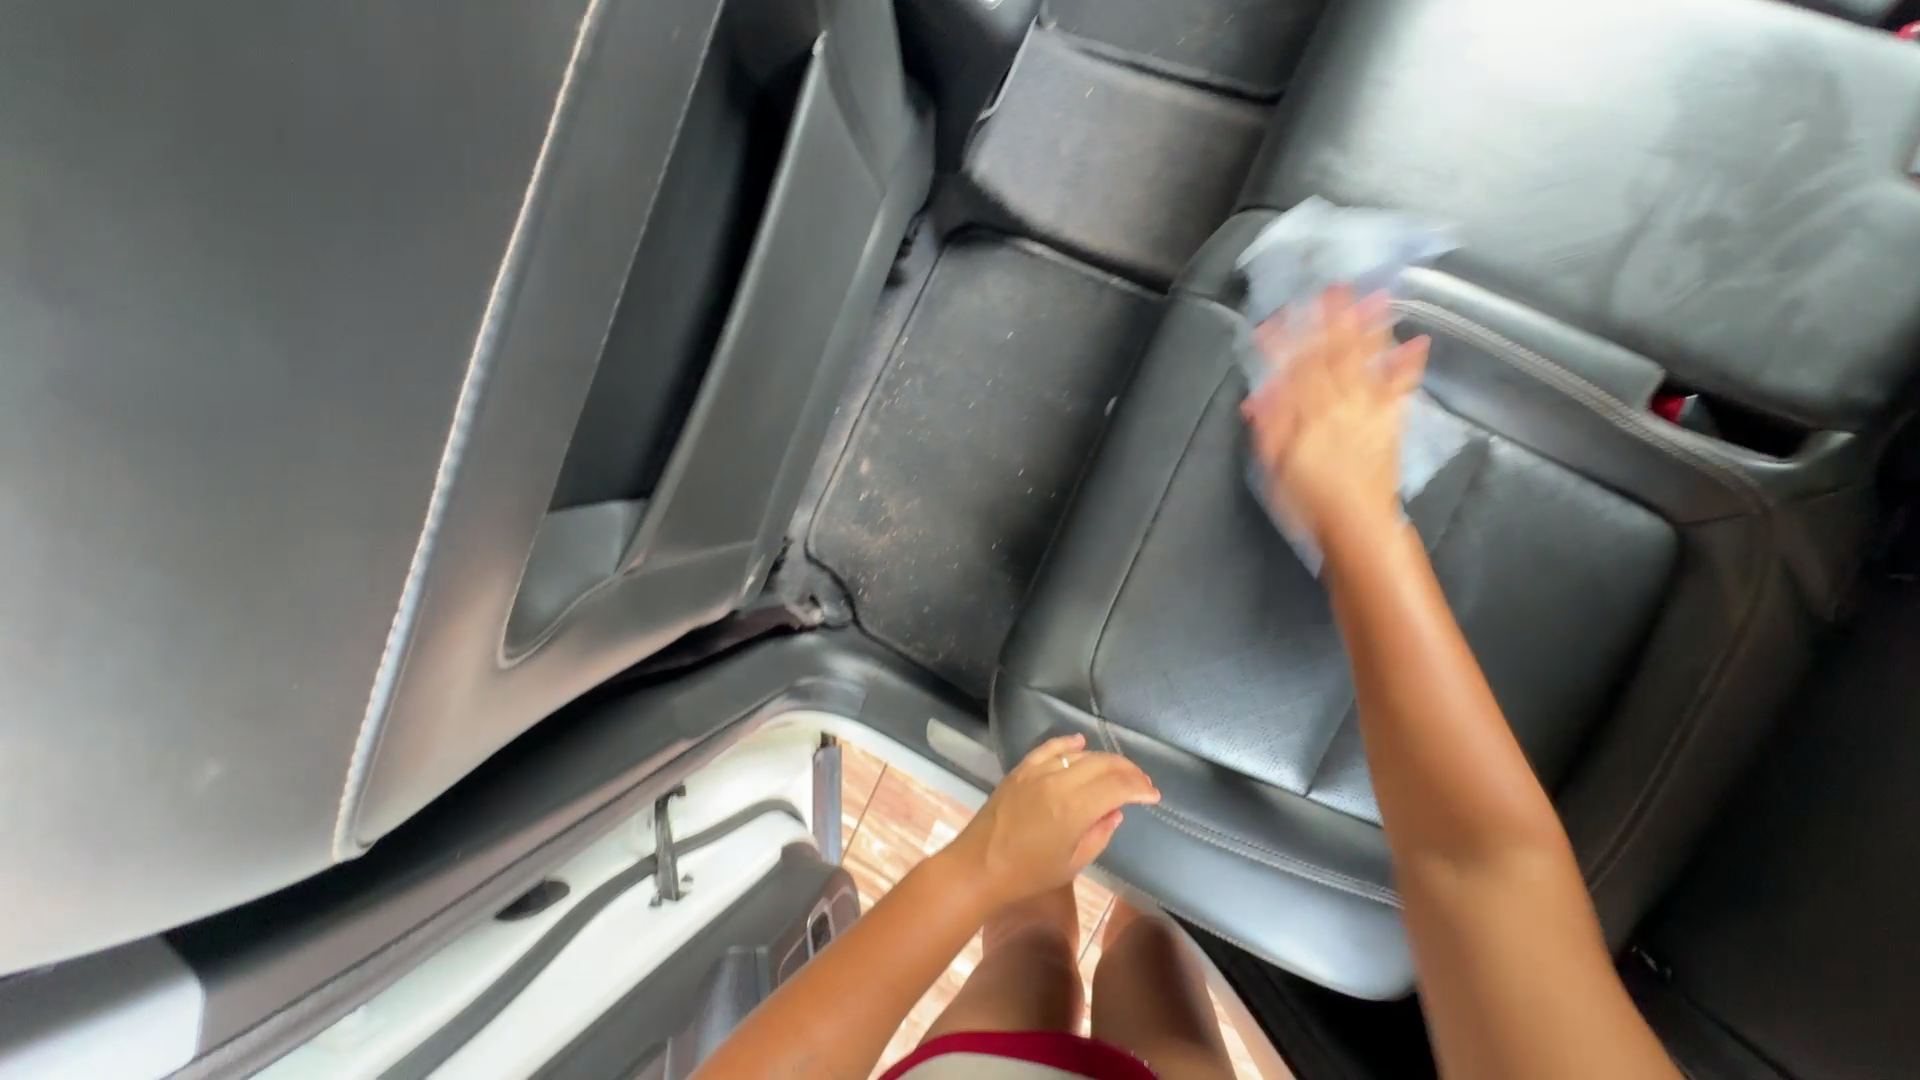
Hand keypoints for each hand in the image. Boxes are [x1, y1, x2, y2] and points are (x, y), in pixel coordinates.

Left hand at [941, 735, 1159, 910]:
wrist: (978, 867)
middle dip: (1128, 770)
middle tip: (1142, 782)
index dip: (1140, 788)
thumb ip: (1099, 834)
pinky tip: (1080, 743)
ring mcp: (1037, 772)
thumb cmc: (1027, 874)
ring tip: (1118, 770)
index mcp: (1075, 808)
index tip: (1152, 795)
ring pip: (1079, 755)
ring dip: (1103, 760)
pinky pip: (1049, 749)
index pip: (1118, 787)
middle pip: (1103, 764)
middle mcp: (1058, 782)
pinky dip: (1068, 744)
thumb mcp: (1072, 863)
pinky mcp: (1020, 770)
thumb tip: (1115, 812)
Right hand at [1240, 287, 1430, 550]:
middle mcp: (1339, 404)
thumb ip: (1269, 427)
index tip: (1276, 317)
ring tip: (1374, 298)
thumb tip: (1260, 395)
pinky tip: (1418, 343)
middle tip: (1333, 288)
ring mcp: (1369, 411)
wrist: (1357, 524)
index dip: (1284, 340)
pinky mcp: (1390, 422)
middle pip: (1334, 354)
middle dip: (1332, 319)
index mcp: (1307, 414)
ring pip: (1367, 361)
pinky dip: (1409, 364)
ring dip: (1370, 328)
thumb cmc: (1307, 500)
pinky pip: (1401, 388)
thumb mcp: (1273, 466)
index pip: (1293, 367)